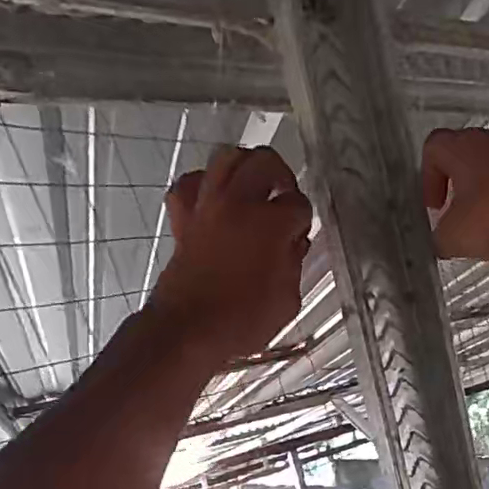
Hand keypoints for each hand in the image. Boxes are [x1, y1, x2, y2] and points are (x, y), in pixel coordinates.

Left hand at [150, 146, 312, 359]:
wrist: (190, 330)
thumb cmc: (240, 322)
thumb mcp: (286, 301)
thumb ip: (293, 266)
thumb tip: (292, 248)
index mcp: (271, 225)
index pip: (299, 204)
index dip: (303, 220)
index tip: (300, 234)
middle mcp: (239, 205)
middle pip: (265, 162)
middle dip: (281, 175)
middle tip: (285, 195)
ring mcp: (208, 207)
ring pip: (227, 158)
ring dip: (245, 166)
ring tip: (254, 185)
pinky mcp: (184, 220)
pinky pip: (189, 184)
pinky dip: (203, 183)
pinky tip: (214, 196)